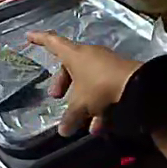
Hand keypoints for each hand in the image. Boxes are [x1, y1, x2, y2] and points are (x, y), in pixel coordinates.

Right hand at [27, 32, 141, 136]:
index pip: (53, 42)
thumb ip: (69, 117)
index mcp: (75, 55)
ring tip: (82, 121)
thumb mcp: (80, 105)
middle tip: (57, 97)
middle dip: (62, 83)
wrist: (138, 86)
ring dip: (82, 101)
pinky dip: (98, 105)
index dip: (39, 40)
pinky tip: (99, 126)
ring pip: (88, 80)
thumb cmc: (100, 87)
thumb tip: (63, 130)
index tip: (28, 36)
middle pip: (70, 66)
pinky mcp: (120, 75)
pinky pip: (103, 88)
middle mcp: (90, 56)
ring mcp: (106, 64)